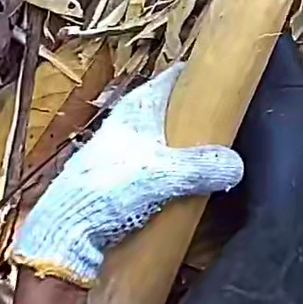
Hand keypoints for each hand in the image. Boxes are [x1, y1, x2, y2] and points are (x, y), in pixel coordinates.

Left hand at [10, 64, 242, 287]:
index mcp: (139, 106)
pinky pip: (151, 158)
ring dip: (181, 140)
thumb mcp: (164, 175)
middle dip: (194, 109)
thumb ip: (202, 167)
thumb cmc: (110, 188)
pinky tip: (180, 181)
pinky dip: (168, 163)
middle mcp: (128, 119)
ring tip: (209, 152)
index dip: (199, 72)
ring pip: (159, 132)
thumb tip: (237, 164)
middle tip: (225, 117)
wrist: (65, 231)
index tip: (225, 74)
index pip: (174, 76)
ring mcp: (120, 146)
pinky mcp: (115, 172)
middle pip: (169, 103)